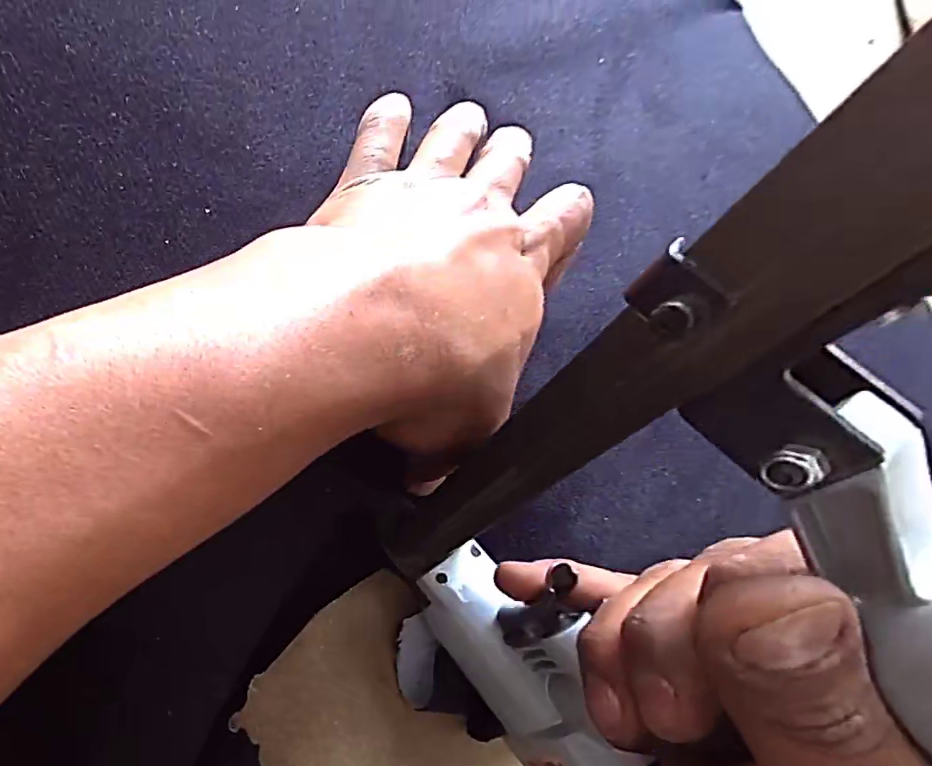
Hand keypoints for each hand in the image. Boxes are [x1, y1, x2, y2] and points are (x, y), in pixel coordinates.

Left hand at [249, 94, 592, 472]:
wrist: (370, 334)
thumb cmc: (427, 378)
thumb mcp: (461, 430)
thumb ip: (453, 453)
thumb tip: (431, 488)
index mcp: (519, 274)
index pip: (561, 229)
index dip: (564, 217)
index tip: (562, 210)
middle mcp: (480, 222)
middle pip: (512, 170)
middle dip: (514, 161)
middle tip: (509, 153)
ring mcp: (423, 197)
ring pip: (459, 142)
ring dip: (464, 131)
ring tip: (466, 122)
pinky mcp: (366, 187)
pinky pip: (381, 138)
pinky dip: (386, 122)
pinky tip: (388, 111)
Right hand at [497, 535, 931, 765]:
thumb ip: (828, 728)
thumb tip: (761, 602)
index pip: (869, 564)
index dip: (776, 602)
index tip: (724, 689)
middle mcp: (874, 618)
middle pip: (736, 567)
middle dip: (672, 643)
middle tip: (672, 725)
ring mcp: (775, 625)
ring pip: (666, 583)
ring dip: (619, 648)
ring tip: (634, 724)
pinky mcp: (702, 641)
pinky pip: (626, 595)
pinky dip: (576, 595)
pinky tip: (527, 584)